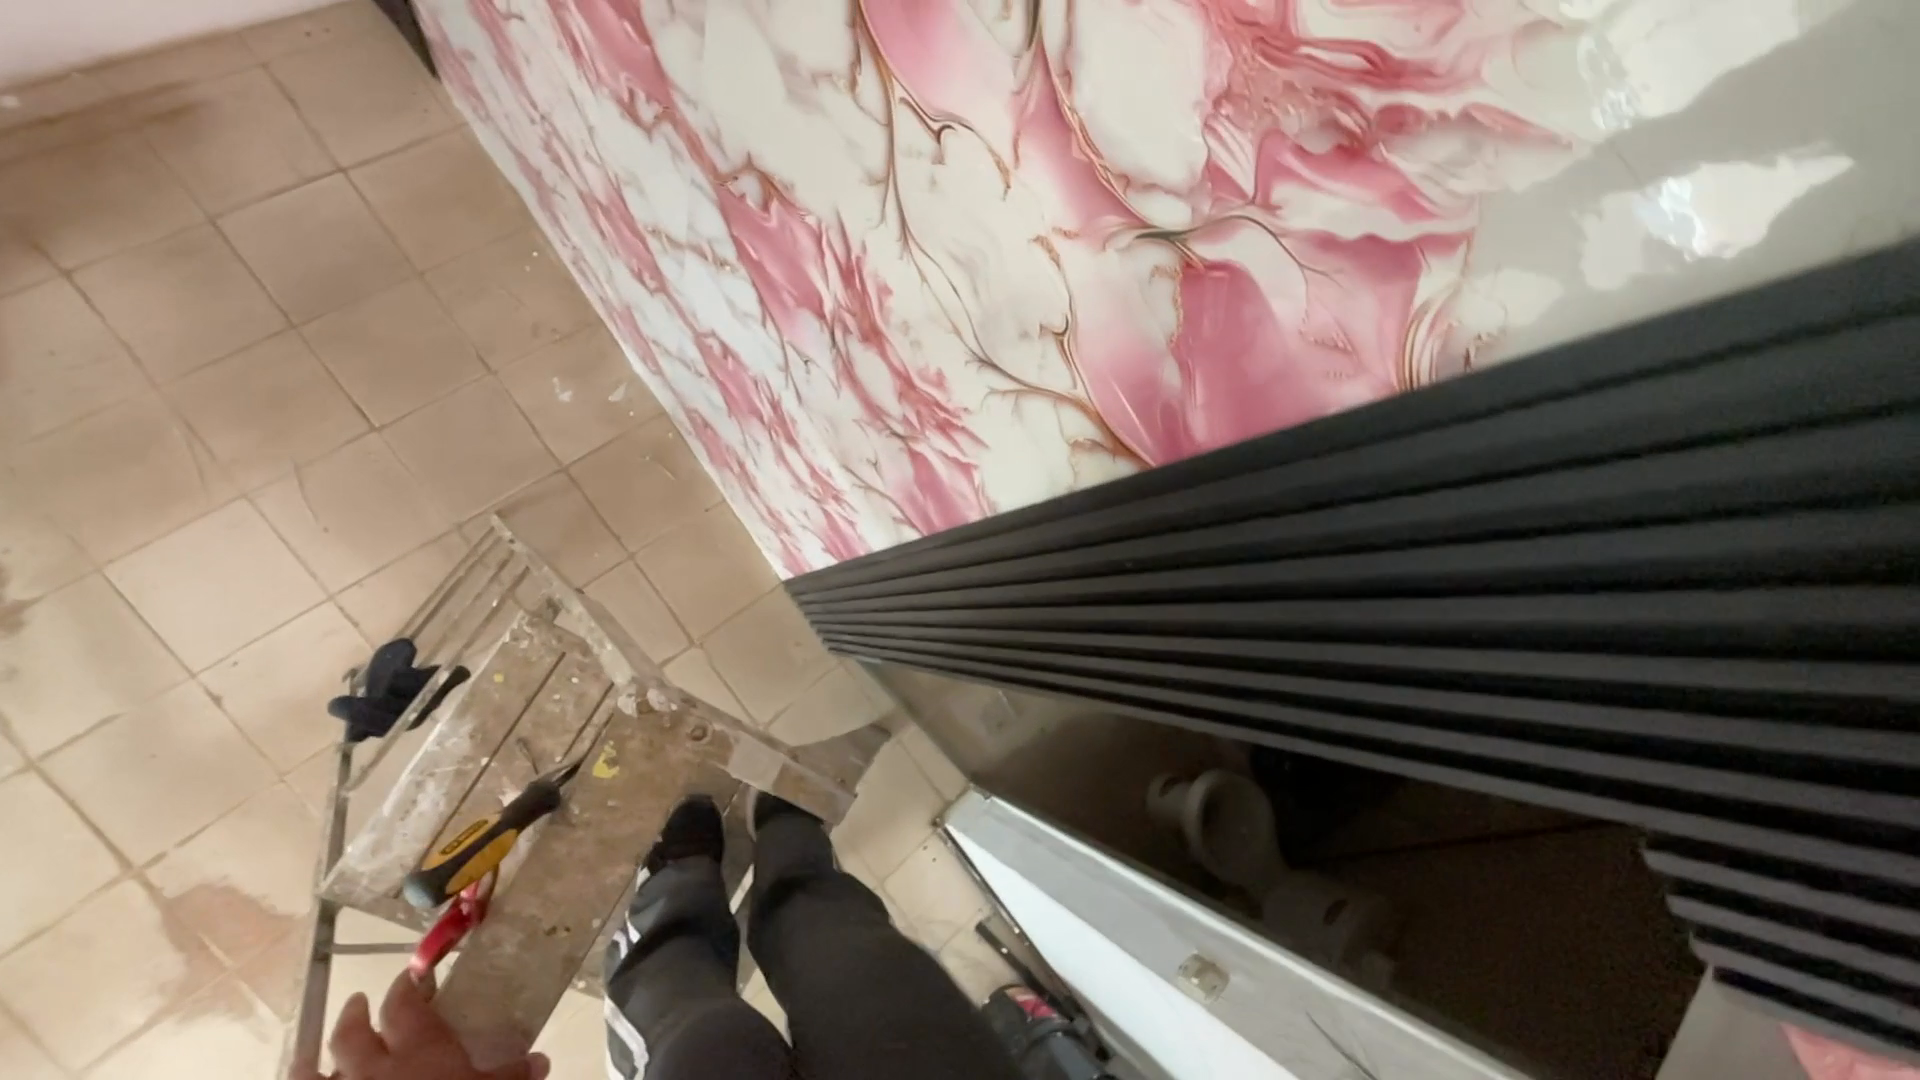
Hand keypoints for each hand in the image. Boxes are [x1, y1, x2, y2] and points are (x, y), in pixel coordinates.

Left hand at [309, 972, 551, 1079]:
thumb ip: (514, 1076)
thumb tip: (540, 1061)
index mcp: (419, 1051)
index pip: (405, 1007)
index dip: (405, 988)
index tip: (410, 977)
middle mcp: (372, 1071)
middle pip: (351, 1034)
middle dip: (353, 1014)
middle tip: (358, 1002)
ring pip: (307, 1077)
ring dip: (308, 1063)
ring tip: (310, 1055)